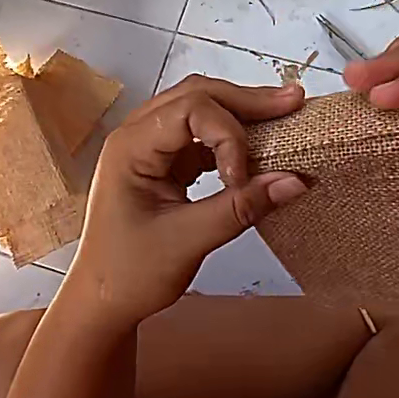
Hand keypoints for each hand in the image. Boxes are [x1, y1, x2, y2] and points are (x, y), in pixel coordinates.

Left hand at [63, 76, 307, 330]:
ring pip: (200, 109)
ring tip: (283, 110)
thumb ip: (242, 208)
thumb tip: (296, 180)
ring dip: (241, 111)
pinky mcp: (164, 162)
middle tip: (292, 102)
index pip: (189, 111)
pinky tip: (258, 143)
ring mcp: (150, 146)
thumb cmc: (131, 273)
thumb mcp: (188, 241)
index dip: (227, 135)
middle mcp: (137, 134)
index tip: (241, 179)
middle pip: (196, 96)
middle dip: (245, 100)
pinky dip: (231, 137)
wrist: (102, 301)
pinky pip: (201, 135)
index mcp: (131, 146)